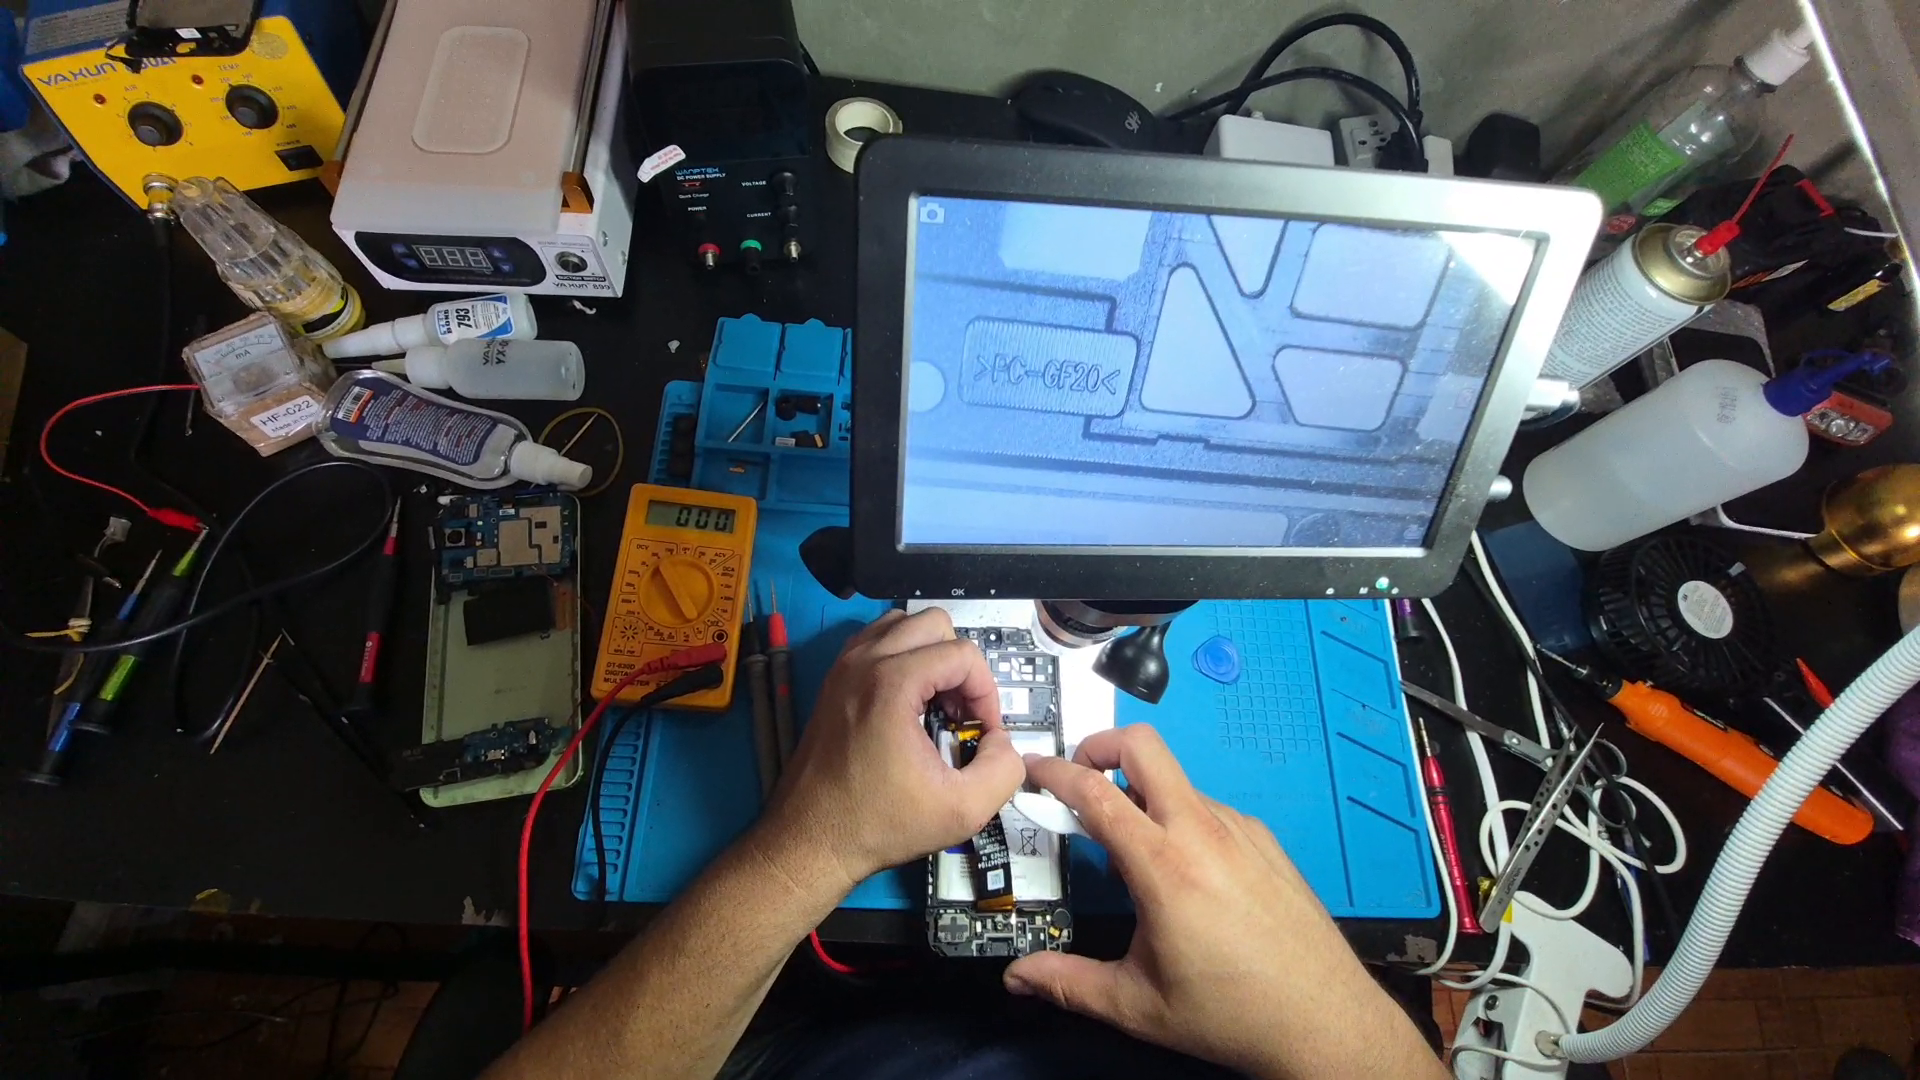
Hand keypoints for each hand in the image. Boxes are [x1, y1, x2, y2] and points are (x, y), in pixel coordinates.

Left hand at [757, 609, 1024, 896]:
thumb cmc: (879, 824)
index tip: (981, 732)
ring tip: (936, 702)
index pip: (963, 654)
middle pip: (935, 624)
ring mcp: (845, 664)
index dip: (986, 692)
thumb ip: (1003, 770)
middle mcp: (865, 660)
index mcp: (892, 682)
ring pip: (905, 624)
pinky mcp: (835, 677)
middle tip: (961, 712)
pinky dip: (903, 656)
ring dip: (931, 654)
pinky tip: (908, 700)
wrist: (810, 840)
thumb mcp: (961, 811)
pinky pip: (878, 640)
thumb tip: (1002, 741)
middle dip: (959, 665)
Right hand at [1004, 726, 1442, 1079]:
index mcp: (1163, 866)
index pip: (1095, 792)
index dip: (1054, 772)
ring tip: (1136, 850)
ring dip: (1140, 793)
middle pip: (1142, 745)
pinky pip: (1205, 807)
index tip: (1032, 770)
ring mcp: (1237, 828)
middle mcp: (1200, 830)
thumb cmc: (1230, 1015)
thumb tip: (1015, 979)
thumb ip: (1069, 984)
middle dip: (1100, 745)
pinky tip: (1187, 870)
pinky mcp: (1263, 837)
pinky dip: (1178, 818)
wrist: (1330, 1025)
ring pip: (1173, 780)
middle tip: (1080, 780)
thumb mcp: (1138, 1005)